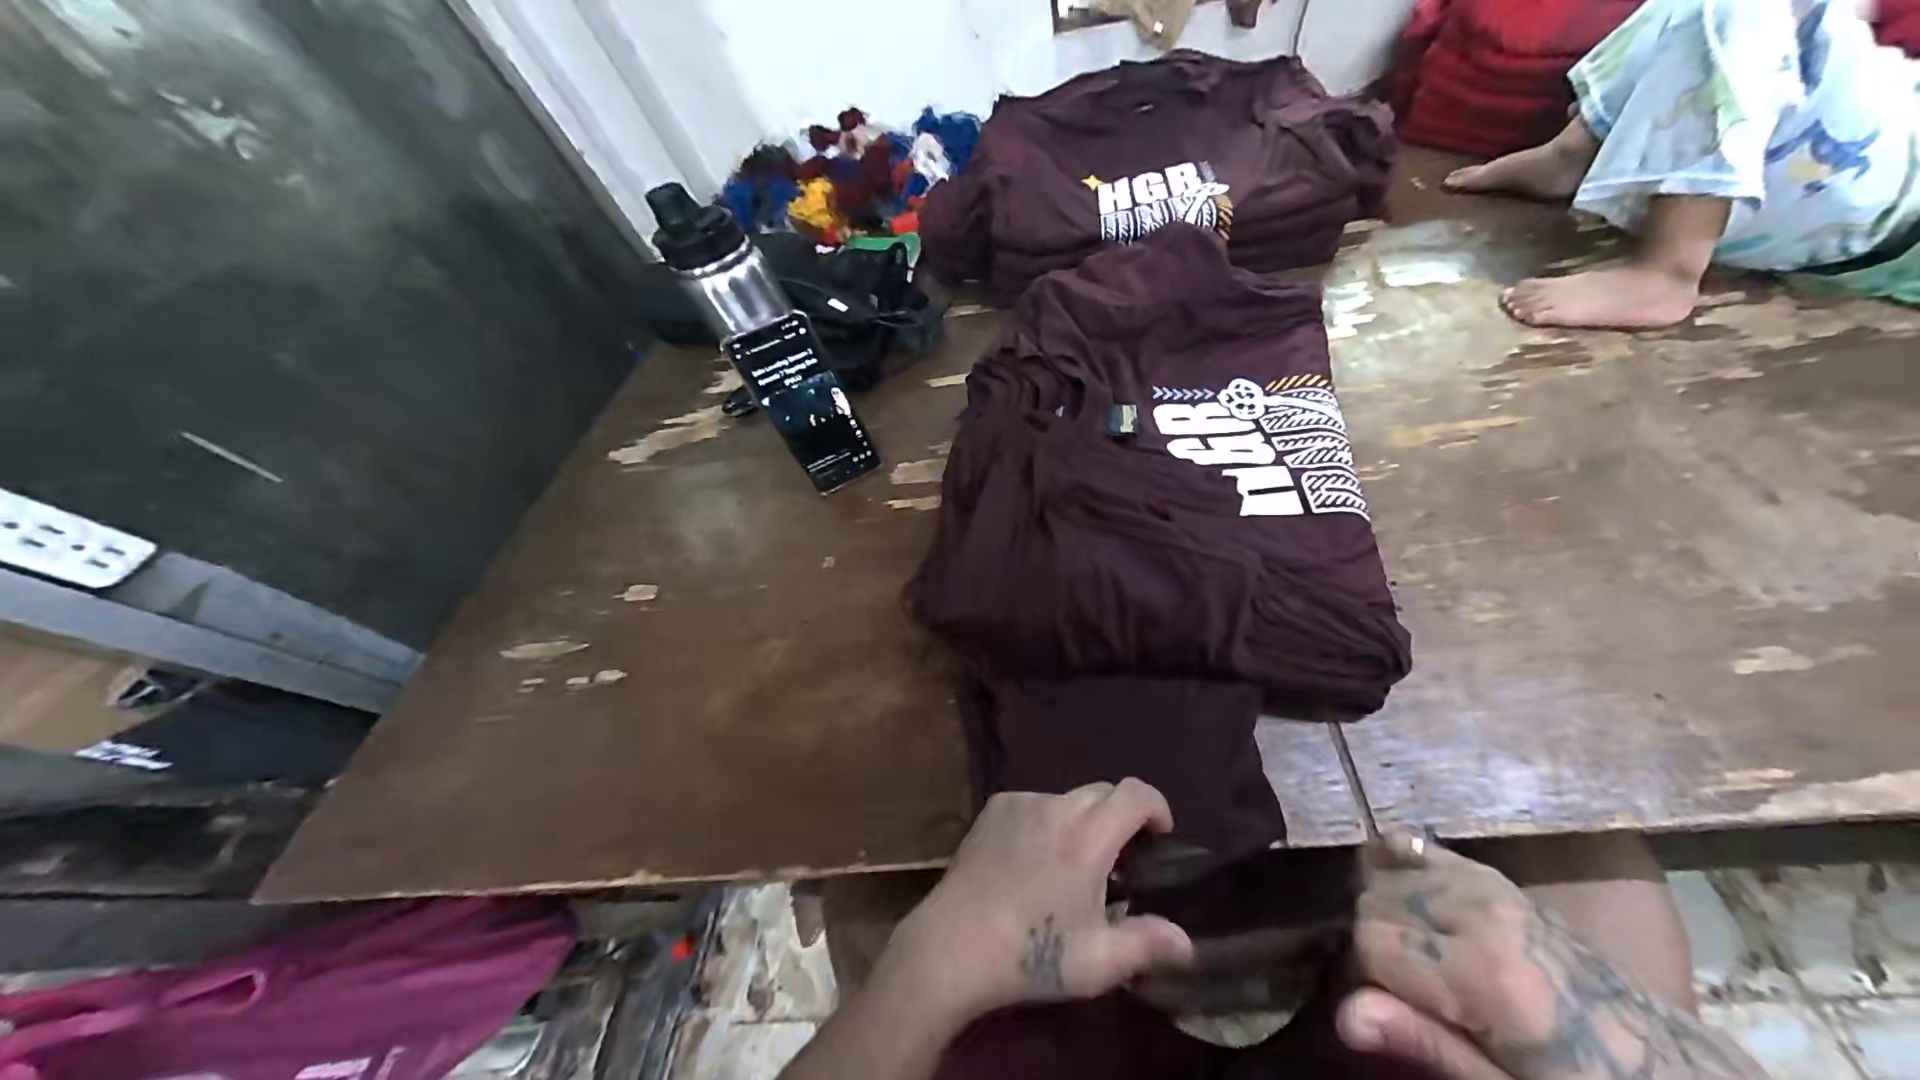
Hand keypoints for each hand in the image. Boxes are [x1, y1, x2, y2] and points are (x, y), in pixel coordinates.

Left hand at [874, 780, 1195, 1026]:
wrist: (951, 945)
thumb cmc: (1029, 954)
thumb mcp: (1095, 962)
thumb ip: (1146, 944)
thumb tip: (1186, 943)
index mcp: (1086, 839)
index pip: (1134, 793)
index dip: (1156, 806)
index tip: (1160, 835)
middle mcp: (1055, 807)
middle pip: (1103, 791)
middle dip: (1121, 817)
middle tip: (1119, 861)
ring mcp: (1020, 803)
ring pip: (1068, 798)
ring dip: (1083, 819)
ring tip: (1072, 864)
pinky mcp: (994, 808)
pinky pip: (1036, 802)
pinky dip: (1048, 820)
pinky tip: (1033, 859)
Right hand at [1340, 832, 1765, 1079]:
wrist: (1664, 1069)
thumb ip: (1426, 1045)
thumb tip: (1343, 1014)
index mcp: (1487, 973)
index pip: (1370, 943)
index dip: (1365, 981)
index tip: (1387, 1015)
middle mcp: (1482, 913)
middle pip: (1372, 904)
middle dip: (1372, 946)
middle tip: (1403, 994)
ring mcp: (1489, 886)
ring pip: (1385, 876)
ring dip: (1382, 914)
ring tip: (1412, 958)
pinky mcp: (1494, 877)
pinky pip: (1417, 849)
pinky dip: (1396, 868)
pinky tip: (1405, 903)